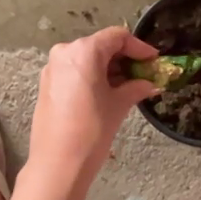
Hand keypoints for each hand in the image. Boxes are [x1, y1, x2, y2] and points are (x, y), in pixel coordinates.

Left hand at [28, 27, 159, 175]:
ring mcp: (52, 67)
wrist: (58, 162)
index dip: (138, 47)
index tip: (153, 60)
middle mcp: (65, 52)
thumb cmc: (92, 130)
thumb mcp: (118, 105)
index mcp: (84, 51)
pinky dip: (92, 76)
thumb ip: (136, 88)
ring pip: (86, 58)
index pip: (117, 37)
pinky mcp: (46, 83)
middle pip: (100, 45)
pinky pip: (74, 70)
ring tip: (128, 86)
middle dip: (123, 58)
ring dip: (108, 68)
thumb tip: (150, 83)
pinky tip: (106, 93)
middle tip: (143, 74)